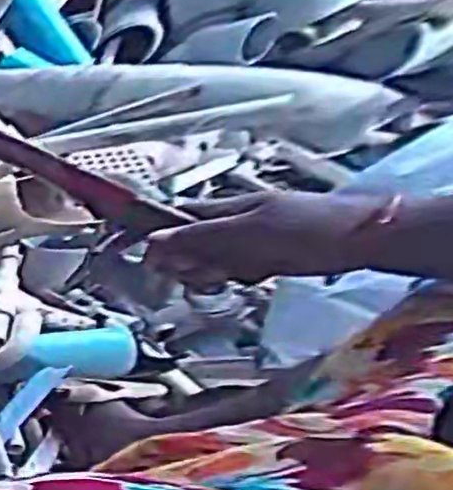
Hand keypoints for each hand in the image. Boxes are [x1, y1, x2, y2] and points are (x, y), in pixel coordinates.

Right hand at [145, 192, 391, 287]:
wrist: (365, 239)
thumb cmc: (307, 227)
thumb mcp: (243, 230)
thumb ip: (194, 236)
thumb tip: (151, 240)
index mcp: (221, 210)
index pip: (169, 220)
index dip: (146, 233)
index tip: (124, 248)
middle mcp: (225, 226)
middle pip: (179, 248)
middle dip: (184, 263)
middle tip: (203, 268)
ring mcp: (240, 243)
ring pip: (199, 264)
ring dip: (208, 273)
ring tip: (234, 272)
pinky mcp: (254, 260)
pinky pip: (223, 273)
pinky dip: (229, 278)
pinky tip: (250, 275)